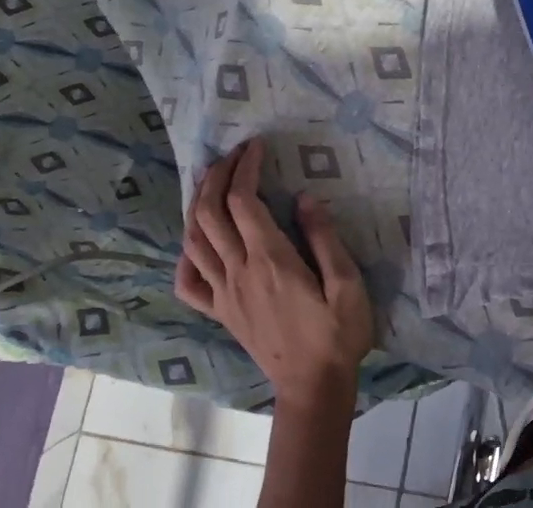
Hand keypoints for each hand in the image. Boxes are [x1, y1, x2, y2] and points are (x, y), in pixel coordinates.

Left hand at [174, 138, 372, 407]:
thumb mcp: (347, 284)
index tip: (256, 145)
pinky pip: (189, 283)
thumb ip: (324, 239)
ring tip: (211, 180)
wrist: (313, 386)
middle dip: (217, 176)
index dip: (245, 168)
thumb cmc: (337, 334)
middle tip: (234, 153)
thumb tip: (303, 198)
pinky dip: (186, 255)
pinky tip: (196, 241)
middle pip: (210, 214)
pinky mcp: (221, 312)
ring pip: (194, 241)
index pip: (243, 202)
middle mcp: (239, 272)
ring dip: (197, 204)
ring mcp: (224, 294)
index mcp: (270, 261)